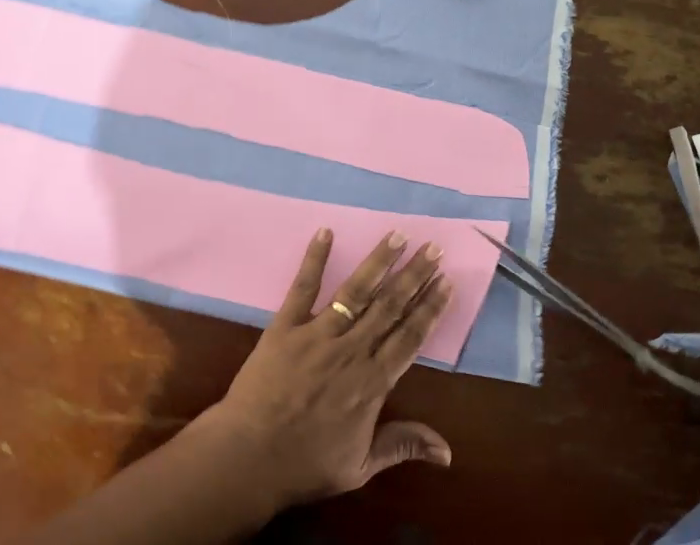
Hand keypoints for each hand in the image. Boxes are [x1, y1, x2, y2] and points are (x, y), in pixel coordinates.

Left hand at [197, 228, 455, 507]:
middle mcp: (351, 351)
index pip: (410, 337)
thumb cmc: (306, 464)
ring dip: (378, 261)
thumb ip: (402, 445)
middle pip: (389, 306)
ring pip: (355, 291)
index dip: (430, 308)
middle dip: (414, 275)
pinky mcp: (285, 326)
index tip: (447, 282)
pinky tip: (325, 232)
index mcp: (373, 382)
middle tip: (433, 247)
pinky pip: (303, 287)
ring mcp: (317, 334)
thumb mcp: (361, 466)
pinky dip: (314, 259)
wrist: (250, 455)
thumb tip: (449, 452)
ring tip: (397, 235)